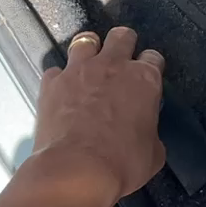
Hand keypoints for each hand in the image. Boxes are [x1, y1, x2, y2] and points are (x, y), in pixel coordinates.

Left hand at [22, 27, 165, 206]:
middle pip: (121, 36)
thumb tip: (144, 133)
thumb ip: (150, 133)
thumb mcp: (152, 154)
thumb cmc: (123, 163)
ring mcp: (78, 70)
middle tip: (121, 58)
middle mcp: (112, 66)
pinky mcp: (52, 82)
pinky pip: (56, 70)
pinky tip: (61, 91)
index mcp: (144, 80)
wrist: (77, 170)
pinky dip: (60, 79)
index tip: (147, 76)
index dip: (151, 66)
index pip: (153, 58)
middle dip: (123, 43)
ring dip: (90, 49)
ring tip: (89, 63)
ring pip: (85, 40)